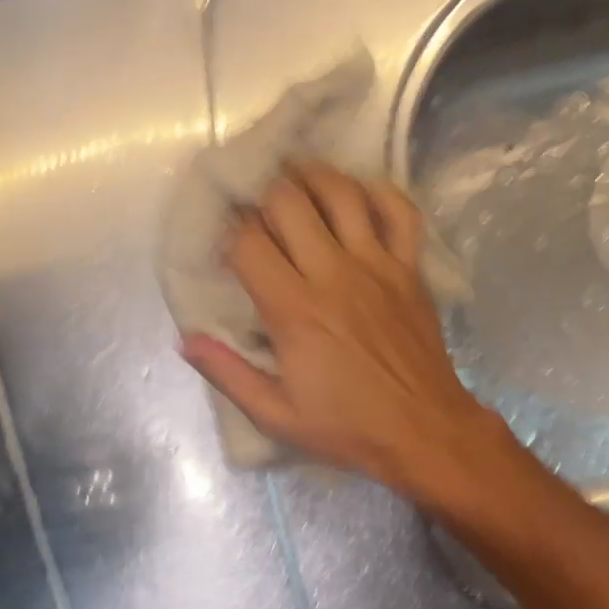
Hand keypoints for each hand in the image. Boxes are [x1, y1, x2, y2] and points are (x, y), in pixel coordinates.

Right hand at [181, 162, 509, 496]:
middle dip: (262, 194)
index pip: (247, 243)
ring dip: (311, 177)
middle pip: (288, 201)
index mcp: (293, 310)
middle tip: (254, 205)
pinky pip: (398, 211)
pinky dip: (376, 193)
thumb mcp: (275, 415)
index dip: (227, 233)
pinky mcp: (409, 269)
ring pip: (342, 193)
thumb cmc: (346, 428)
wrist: (423, 432)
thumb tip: (185, 340)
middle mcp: (333, 273)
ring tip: (294, 178)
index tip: (222, 246)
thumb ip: (228, 374)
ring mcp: (376, 265)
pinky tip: (357, 196)